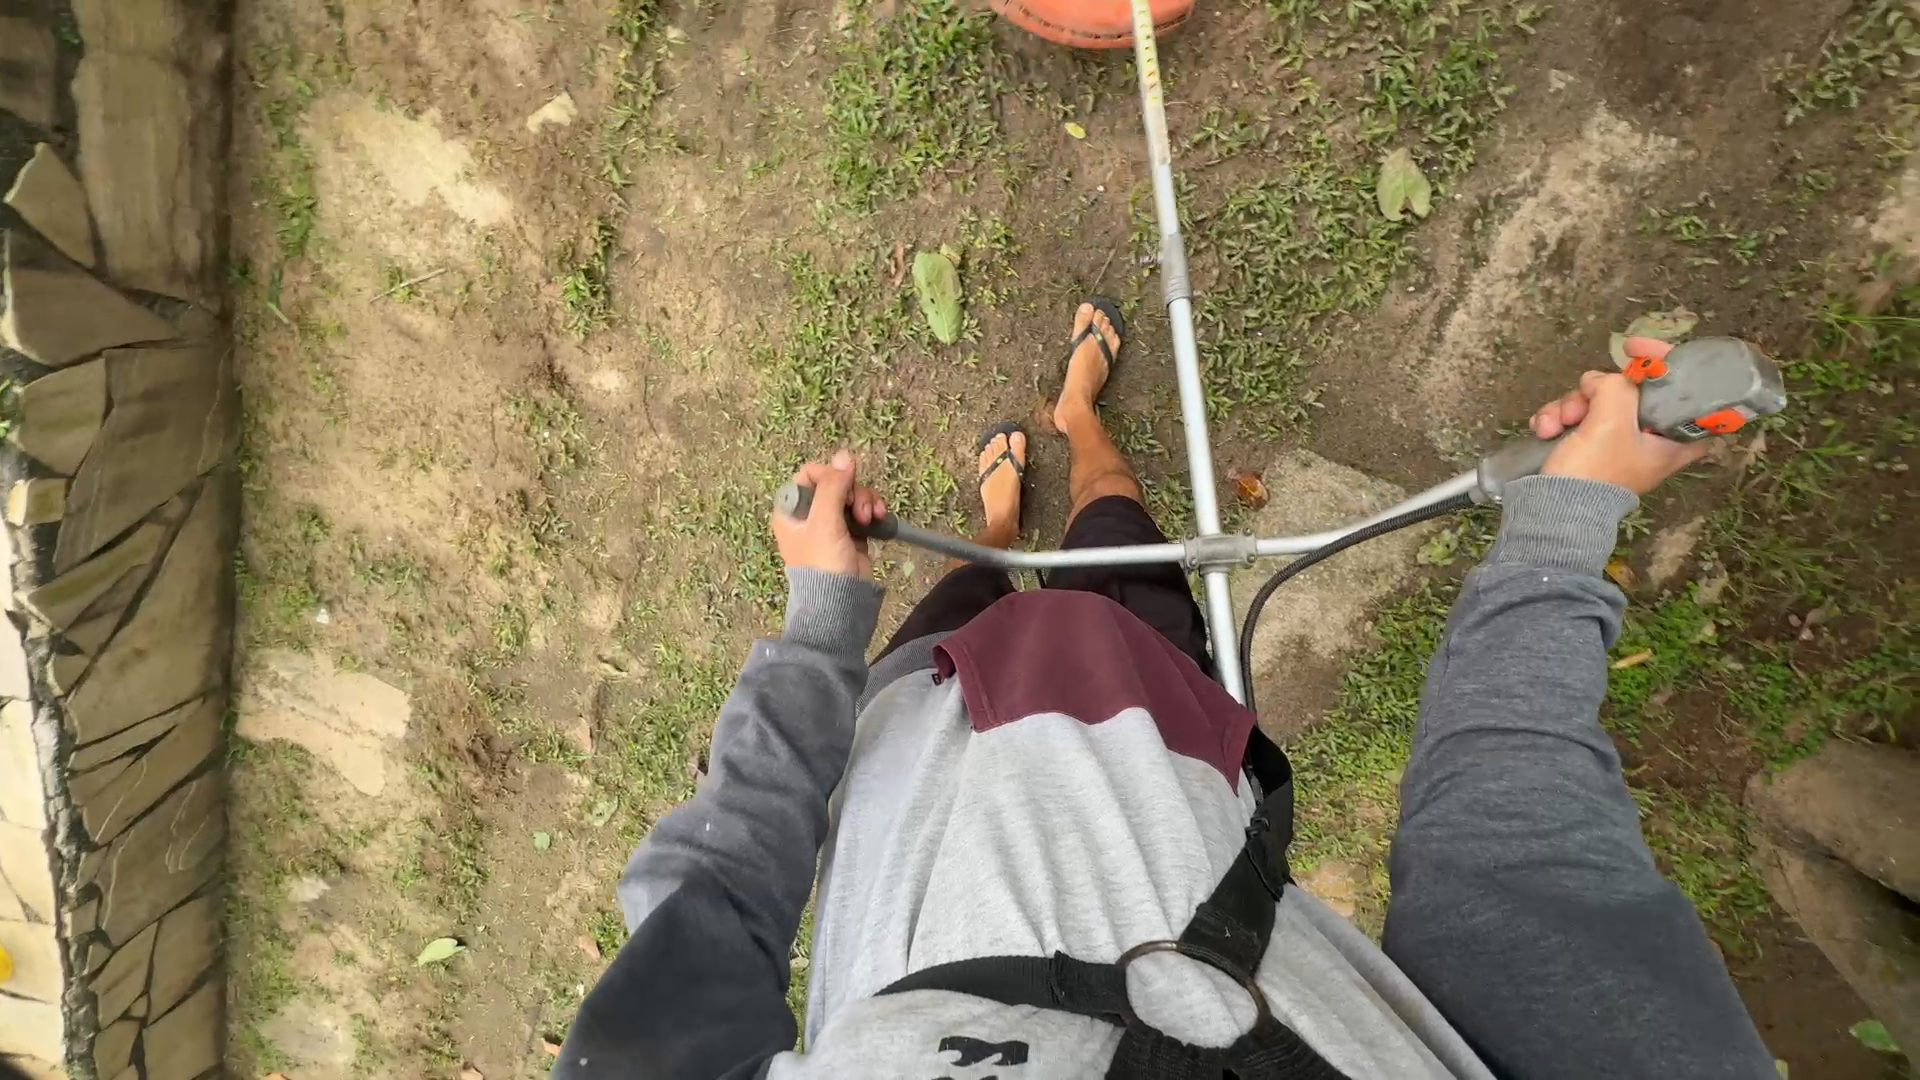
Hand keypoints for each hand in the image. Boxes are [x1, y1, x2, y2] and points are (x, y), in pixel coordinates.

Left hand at [772, 449, 887, 578]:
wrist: (840, 601)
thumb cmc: (823, 562)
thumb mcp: (824, 522)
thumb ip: (833, 486)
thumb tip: (845, 455)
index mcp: (791, 509)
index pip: (810, 474)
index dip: (830, 475)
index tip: (844, 487)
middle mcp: (809, 513)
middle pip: (835, 482)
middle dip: (854, 491)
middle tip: (860, 510)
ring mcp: (831, 523)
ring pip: (852, 494)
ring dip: (866, 501)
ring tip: (872, 518)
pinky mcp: (851, 532)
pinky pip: (863, 509)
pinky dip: (873, 510)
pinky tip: (880, 519)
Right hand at [1533, 368, 1708, 494]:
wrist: (1550, 510)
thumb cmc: (1592, 472)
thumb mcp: (1610, 424)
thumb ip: (1614, 389)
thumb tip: (1598, 380)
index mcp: (1677, 436)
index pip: (1686, 385)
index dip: (1661, 360)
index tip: (1632, 347)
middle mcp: (1650, 438)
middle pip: (1626, 393)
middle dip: (1593, 395)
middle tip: (1577, 408)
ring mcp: (1614, 443)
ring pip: (1594, 404)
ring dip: (1566, 408)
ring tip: (1553, 426)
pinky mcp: (1585, 449)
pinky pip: (1573, 419)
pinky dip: (1555, 420)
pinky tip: (1544, 431)